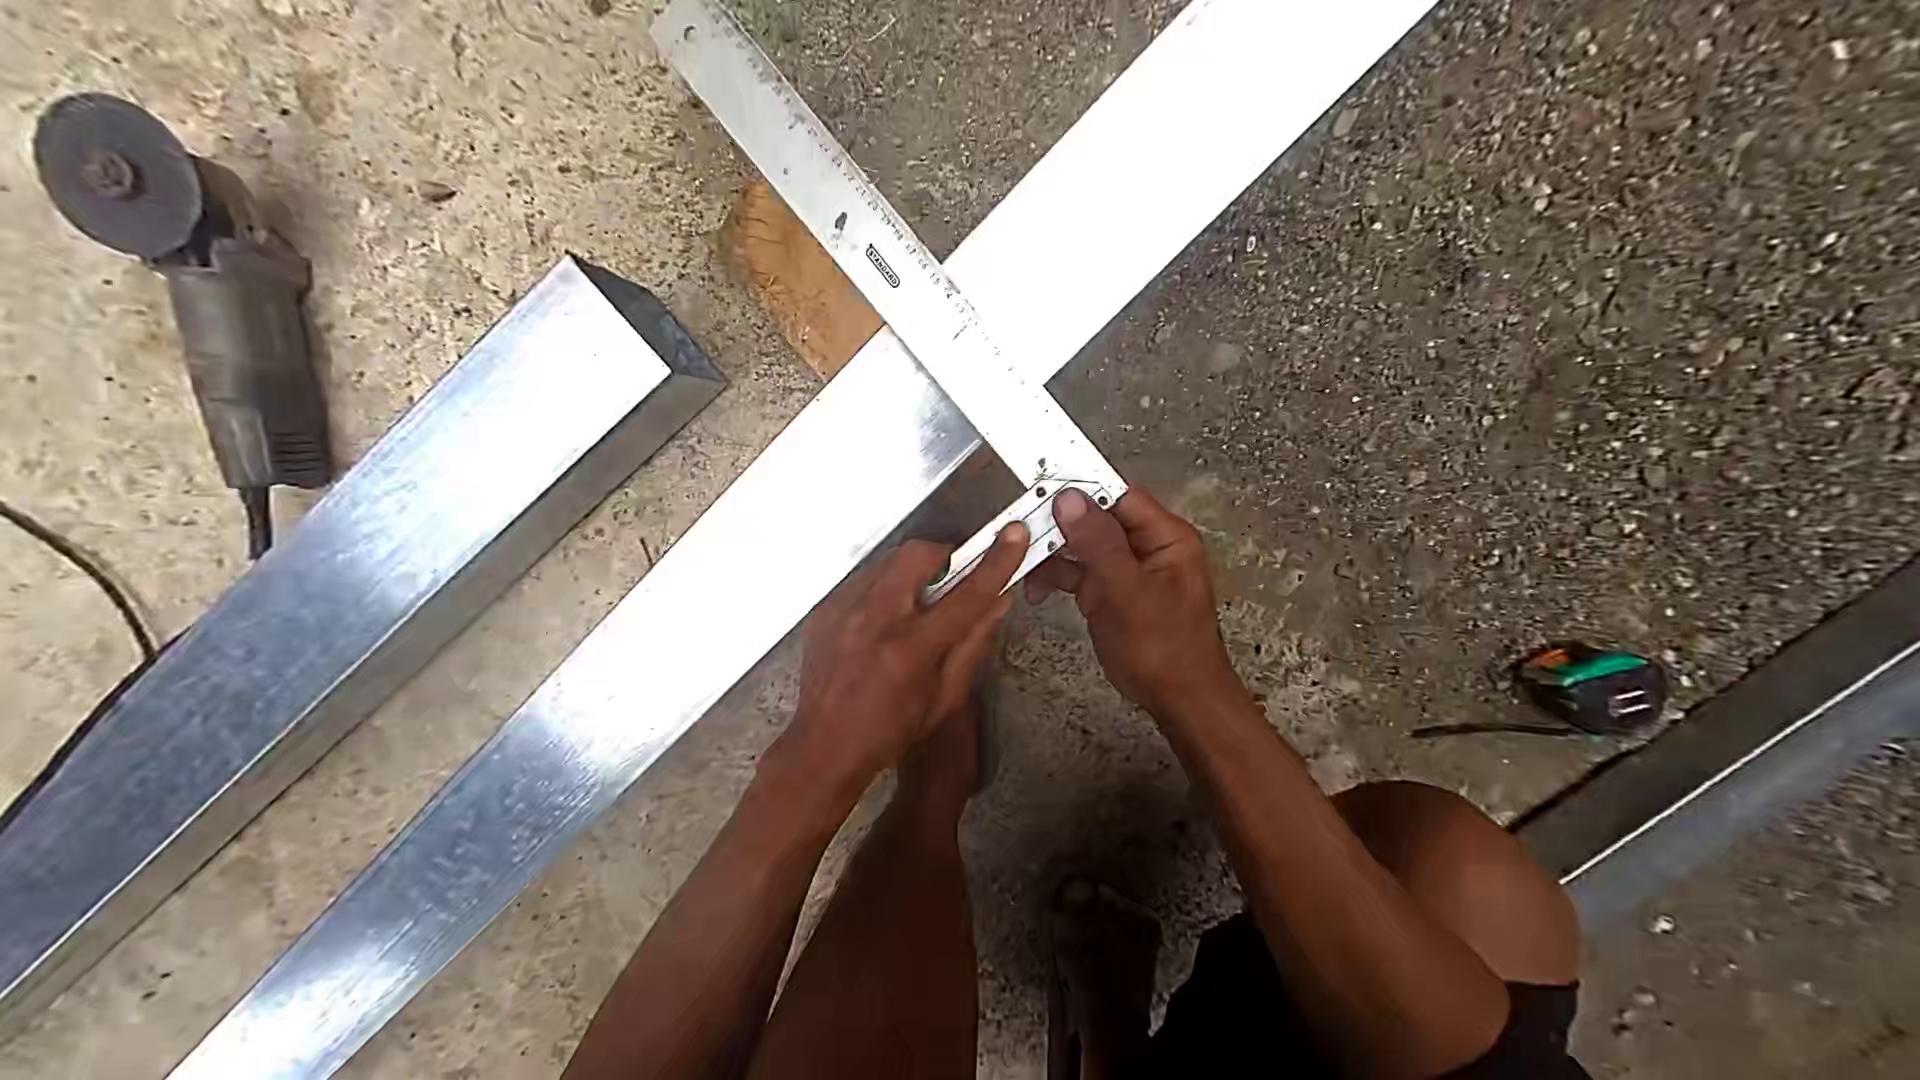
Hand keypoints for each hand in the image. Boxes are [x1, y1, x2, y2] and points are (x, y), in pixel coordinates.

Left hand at [775, 522, 1027, 788]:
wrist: (823, 748)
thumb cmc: (888, 733)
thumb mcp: (944, 697)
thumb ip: (973, 643)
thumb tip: (998, 601)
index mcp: (910, 650)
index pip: (966, 594)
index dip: (997, 562)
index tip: (1012, 537)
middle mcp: (873, 622)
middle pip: (918, 554)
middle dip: (944, 557)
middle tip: (952, 579)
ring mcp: (843, 612)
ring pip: (888, 560)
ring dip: (912, 573)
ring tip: (915, 606)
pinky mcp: (824, 611)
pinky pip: (864, 579)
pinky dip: (884, 589)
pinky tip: (885, 619)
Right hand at [1025, 487, 1238, 716]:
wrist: (1175, 699)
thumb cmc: (1167, 648)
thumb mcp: (1130, 591)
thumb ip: (1099, 544)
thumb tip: (1070, 500)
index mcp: (1163, 536)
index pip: (1118, 497)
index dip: (1082, 490)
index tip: (1043, 487)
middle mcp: (1142, 546)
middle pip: (1093, 519)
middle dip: (1058, 526)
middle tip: (1024, 531)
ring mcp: (1121, 568)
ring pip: (1077, 545)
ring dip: (1049, 554)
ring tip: (1025, 567)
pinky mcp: (1104, 590)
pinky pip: (1073, 572)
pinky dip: (1052, 577)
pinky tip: (1036, 590)